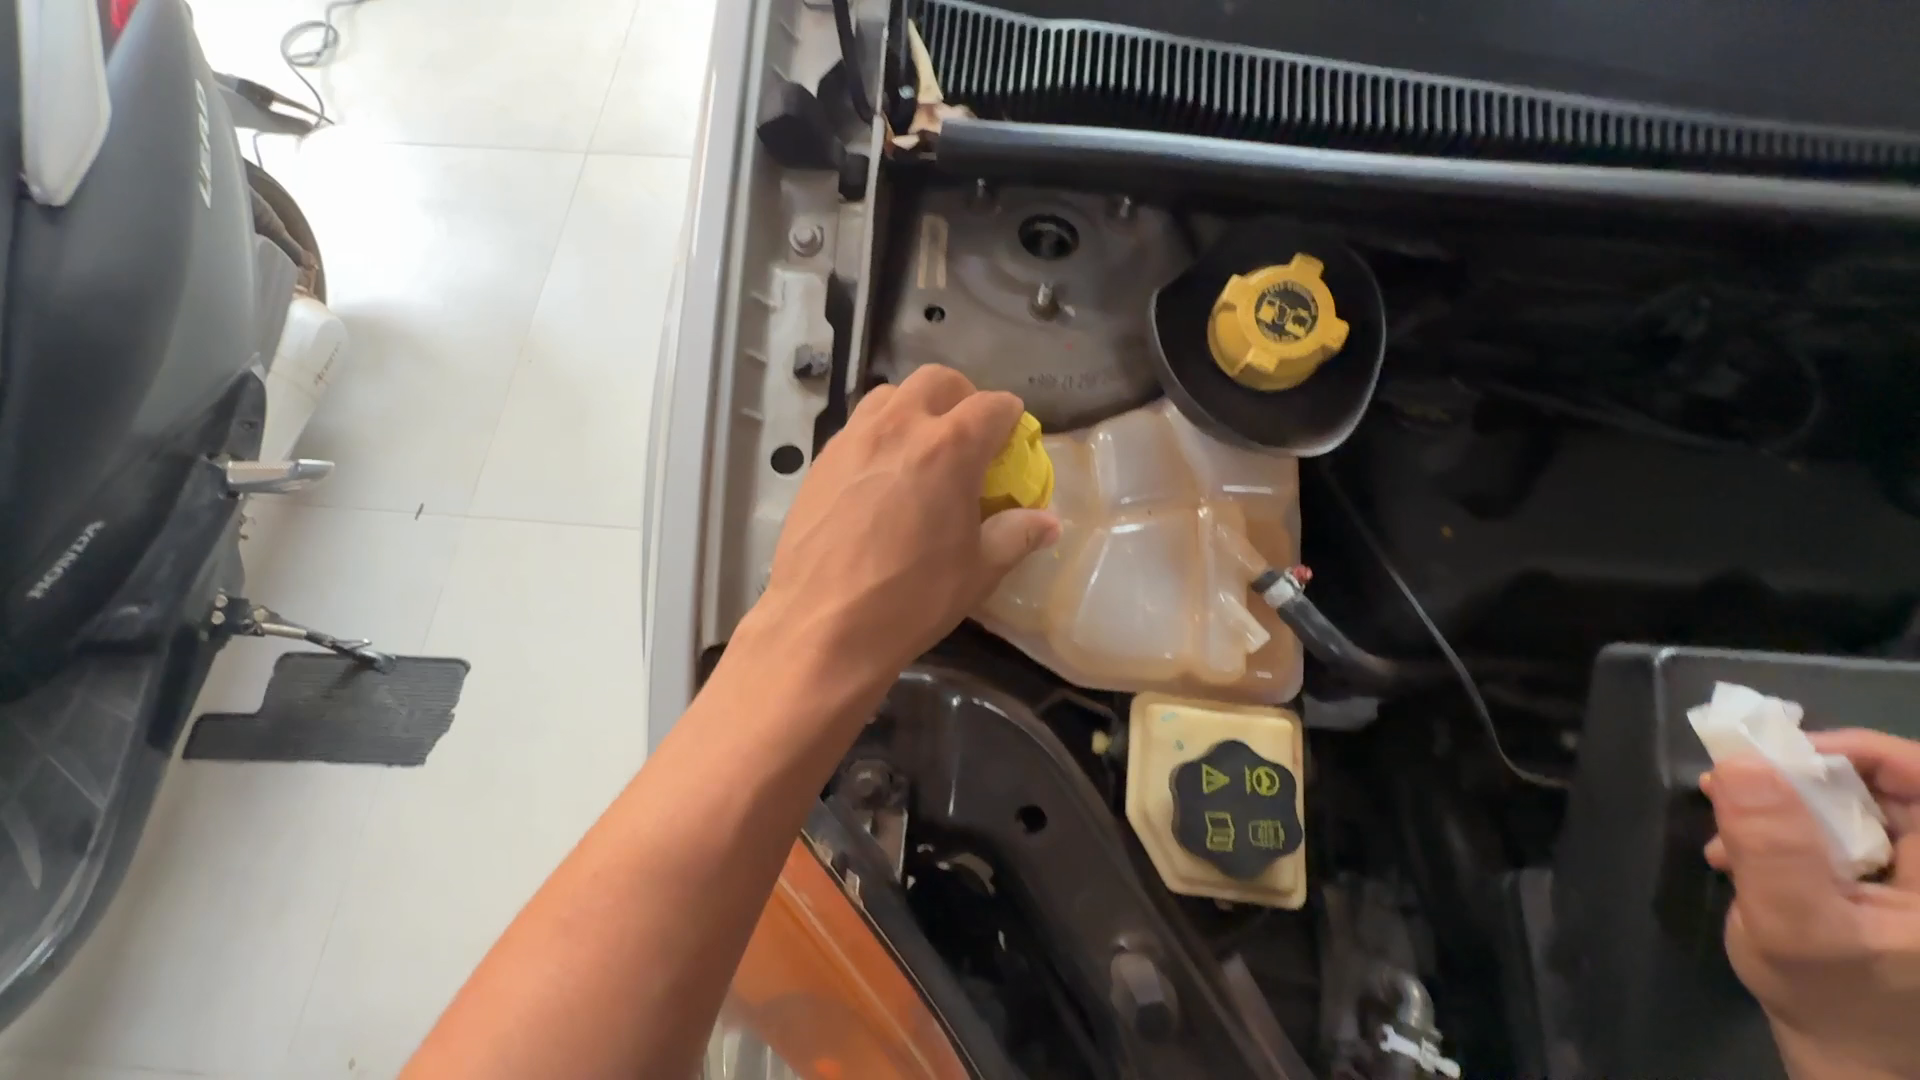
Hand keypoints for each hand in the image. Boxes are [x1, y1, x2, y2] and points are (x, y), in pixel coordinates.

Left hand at [738, 365, 1059, 695]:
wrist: (822, 625)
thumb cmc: (911, 598)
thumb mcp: (978, 571)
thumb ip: (1016, 535)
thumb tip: (1048, 523)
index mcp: (950, 447)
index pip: (993, 405)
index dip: (1010, 420)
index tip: (1012, 444)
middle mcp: (900, 427)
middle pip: (938, 381)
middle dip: (962, 398)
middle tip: (969, 437)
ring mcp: (854, 439)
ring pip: (891, 395)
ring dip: (916, 409)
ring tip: (921, 450)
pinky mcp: (821, 460)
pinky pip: (858, 426)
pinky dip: (879, 434)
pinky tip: (880, 478)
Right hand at [1703, 730, 1919, 1079]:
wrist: (1849, 1058)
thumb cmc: (1831, 995)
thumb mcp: (1793, 924)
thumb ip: (1773, 845)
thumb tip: (1742, 763)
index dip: (1853, 751)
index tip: (1774, 757)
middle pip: (1879, 786)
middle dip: (1794, 780)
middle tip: (1726, 788)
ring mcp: (1912, 876)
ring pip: (1847, 807)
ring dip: (1776, 810)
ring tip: (1724, 836)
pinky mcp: (1882, 884)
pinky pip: (1833, 833)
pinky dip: (1780, 834)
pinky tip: (1739, 857)